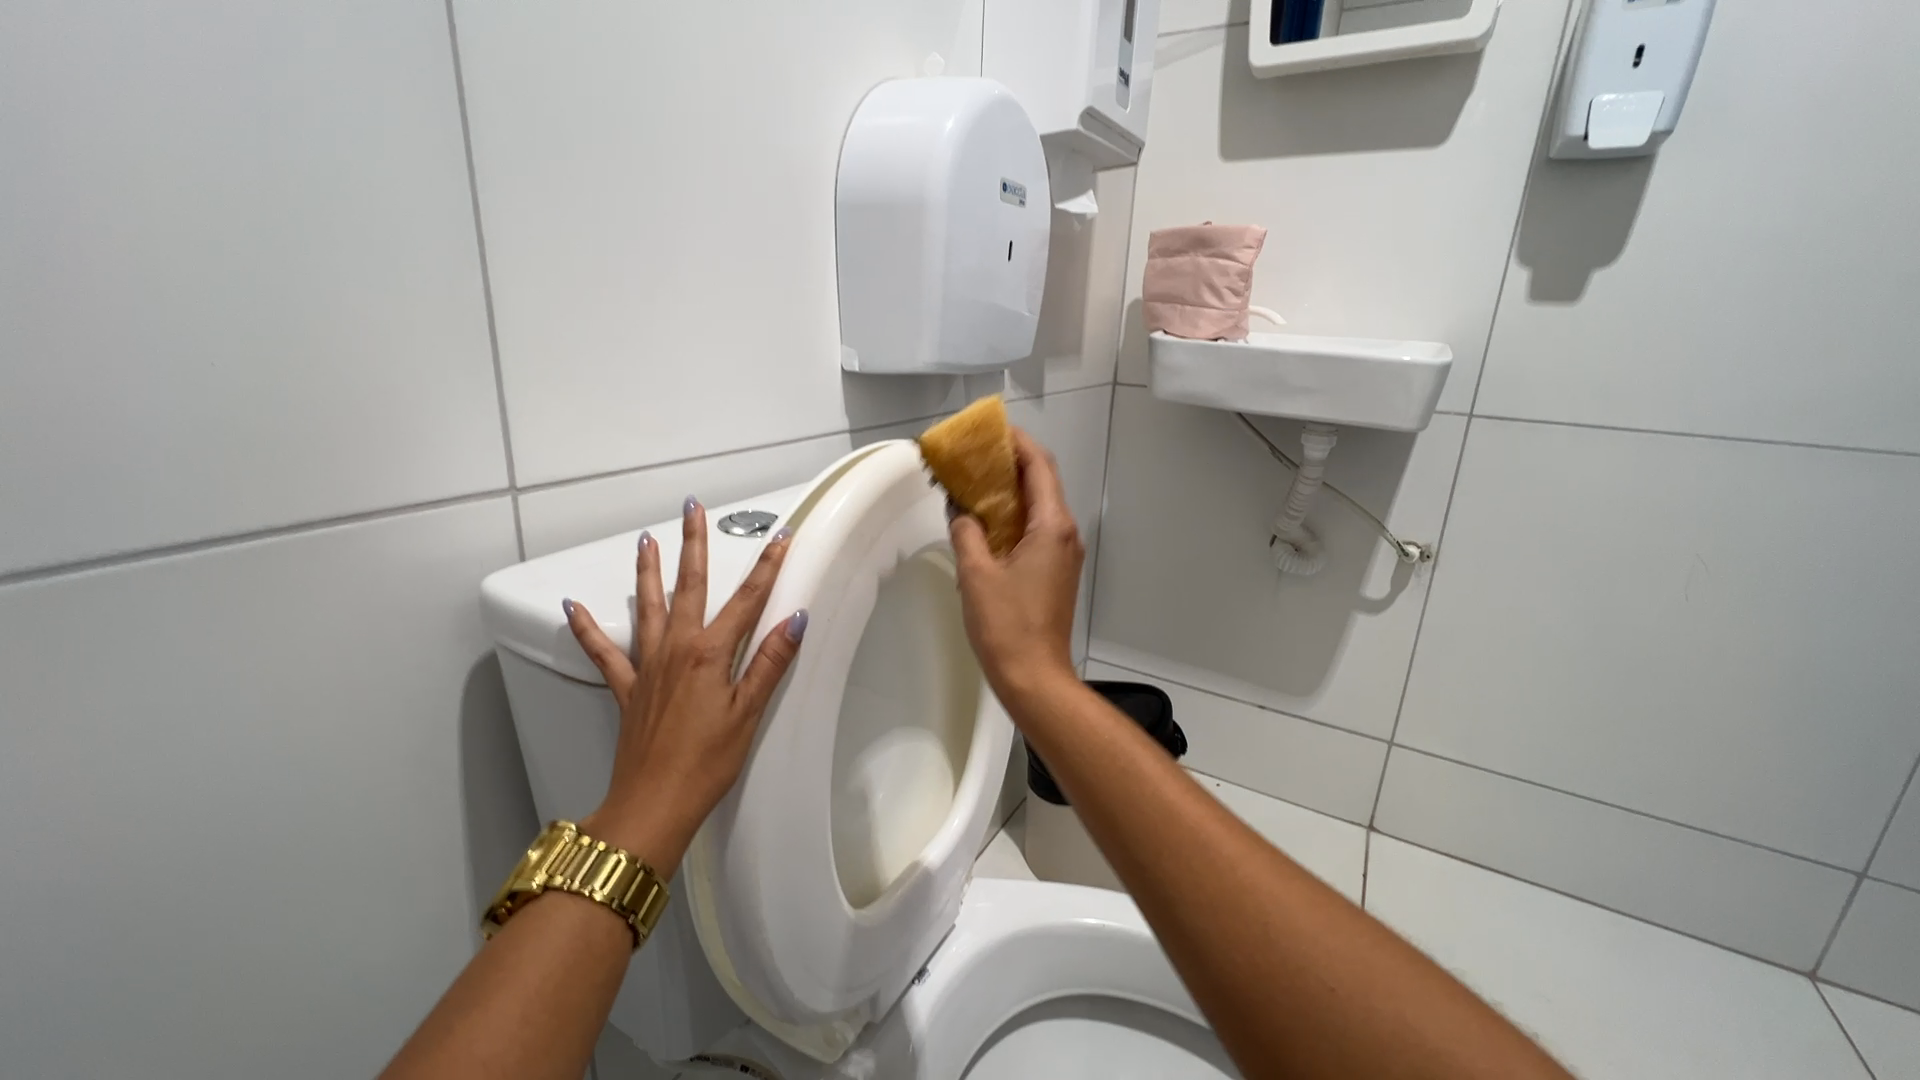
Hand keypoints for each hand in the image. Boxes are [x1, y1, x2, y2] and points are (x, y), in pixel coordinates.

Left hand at [562, 497, 807, 872]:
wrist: (653, 804)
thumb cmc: (706, 764)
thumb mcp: (749, 713)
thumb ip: (769, 663)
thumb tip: (795, 619)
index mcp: (710, 654)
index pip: (747, 600)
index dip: (767, 567)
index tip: (781, 538)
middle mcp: (676, 650)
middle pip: (690, 586)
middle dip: (694, 544)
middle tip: (693, 509)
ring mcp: (648, 666)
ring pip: (648, 606)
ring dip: (648, 571)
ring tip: (647, 540)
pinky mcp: (628, 688)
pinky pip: (604, 652)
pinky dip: (589, 629)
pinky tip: (575, 607)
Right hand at [949, 428, 1084, 710]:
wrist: (1035, 677)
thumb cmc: (1006, 625)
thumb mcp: (976, 574)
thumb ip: (966, 531)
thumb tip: (961, 510)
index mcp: (1052, 526)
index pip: (1038, 466)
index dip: (1015, 441)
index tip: (988, 430)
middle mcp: (1065, 533)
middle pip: (1041, 482)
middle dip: (1009, 462)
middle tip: (973, 454)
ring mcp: (1063, 553)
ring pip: (1038, 506)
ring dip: (1009, 490)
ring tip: (972, 481)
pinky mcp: (1055, 571)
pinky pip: (1035, 529)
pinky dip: (1011, 517)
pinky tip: (983, 521)